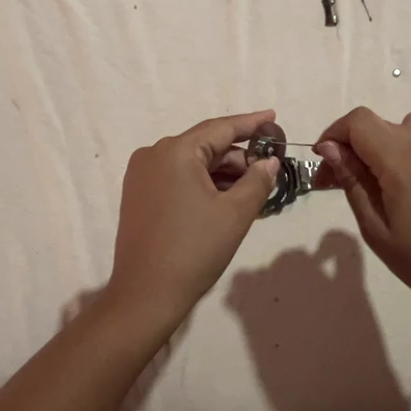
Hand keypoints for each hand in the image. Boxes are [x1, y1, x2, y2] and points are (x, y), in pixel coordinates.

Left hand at [106, 110, 280, 318]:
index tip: (273, 117)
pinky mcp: (138, 196)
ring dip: (221, 174)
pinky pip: (177, 179)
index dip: (251, 123)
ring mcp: (141, 176)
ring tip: (252, 189)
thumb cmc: (195, 249)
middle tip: (269, 170)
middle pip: (205, 146)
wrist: (146, 293)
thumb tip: (269, 161)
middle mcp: (153, 155)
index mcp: (175, 151)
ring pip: (191, 164)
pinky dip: (202, 185)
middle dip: (238, 157)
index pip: (221, 128)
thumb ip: (257, 180)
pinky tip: (225, 199)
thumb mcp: (235, 213)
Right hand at [314, 108, 410, 332]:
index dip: (333, 135)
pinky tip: (407, 156)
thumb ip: (352, 182)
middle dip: (348, 146)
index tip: (322, 164)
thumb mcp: (374, 227)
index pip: (358, 123)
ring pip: (399, 124)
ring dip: (377, 140)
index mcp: (401, 164)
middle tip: (334, 182)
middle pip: (375, 124)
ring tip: (373, 173)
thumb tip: (330, 149)